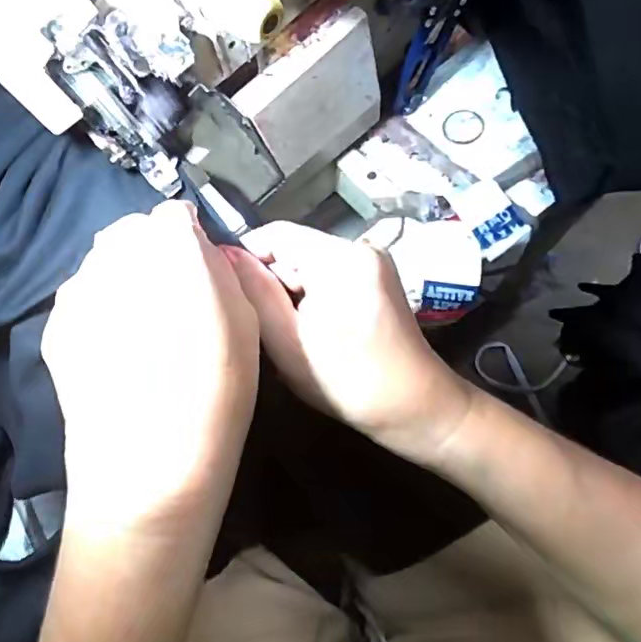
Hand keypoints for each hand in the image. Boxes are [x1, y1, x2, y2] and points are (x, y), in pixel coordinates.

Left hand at [43, 202, 259, 539]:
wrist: (148, 464)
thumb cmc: (216, 391)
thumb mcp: (246, 320)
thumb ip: (218, 269)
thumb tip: (197, 254)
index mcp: (169, 242)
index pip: (174, 214)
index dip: (188, 239)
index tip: (197, 271)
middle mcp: (116, 251)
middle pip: (132, 232)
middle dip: (150, 253)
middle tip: (169, 299)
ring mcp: (78, 286)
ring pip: (103, 263)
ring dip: (122, 278)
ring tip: (139, 330)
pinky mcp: (54, 322)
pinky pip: (81, 298)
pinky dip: (97, 309)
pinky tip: (112, 351)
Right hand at [226, 221, 474, 464]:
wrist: (416, 408)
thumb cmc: (347, 381)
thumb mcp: (287, 341)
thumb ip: (254, 292)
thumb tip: (225, 255)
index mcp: (340, 257)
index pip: (275, 233)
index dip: (245, 257)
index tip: (230, 291)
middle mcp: (360, 247)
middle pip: (294, 249)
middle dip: (272, 282)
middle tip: (263, 324)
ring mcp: (373, 261)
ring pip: (310, 265)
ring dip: (292, 293)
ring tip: (289, 332)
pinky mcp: (378, 277)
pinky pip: (330, 275)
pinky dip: (314, 298)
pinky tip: (313, 331)